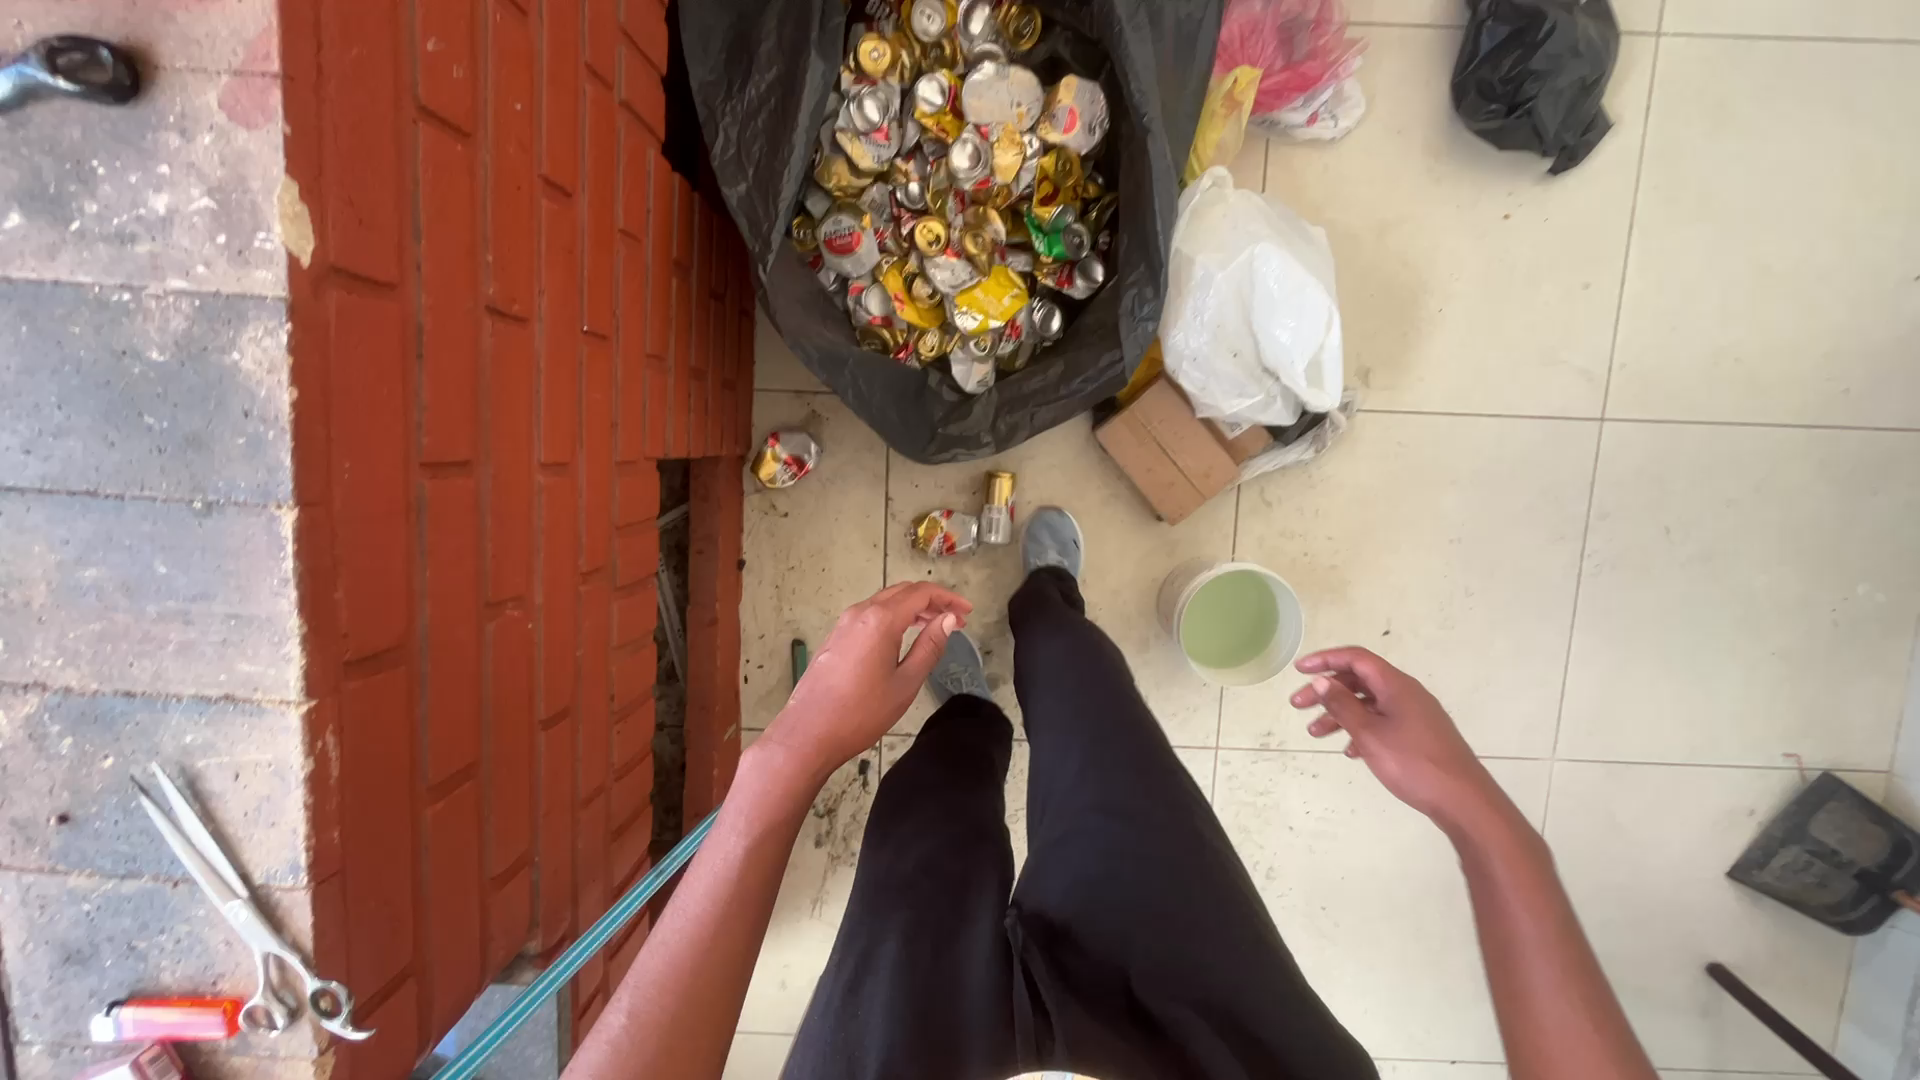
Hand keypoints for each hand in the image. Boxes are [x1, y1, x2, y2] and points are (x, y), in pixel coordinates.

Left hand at [761, 582, 973, 778]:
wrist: (809, 733)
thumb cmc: (862, 712)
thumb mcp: (906, 682)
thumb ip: (930, 646)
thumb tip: (949, 620)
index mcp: (881, 619)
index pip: (921, 593)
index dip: (948, 599)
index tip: (968, 613)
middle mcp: (861, 612)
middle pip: (903, 591)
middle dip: (933, 601)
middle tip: (956, 621)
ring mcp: (844, 623)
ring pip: (885, 602)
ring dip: (913, 608)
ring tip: (935, 627)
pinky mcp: (836, 637)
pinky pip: (871, 614)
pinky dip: (894, 617)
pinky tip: (904, 637)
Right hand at [1290, 647, 1507, 830]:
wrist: (1464, 802)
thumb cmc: (1413, 763)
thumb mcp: (1369, 733)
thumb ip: (1342, 705)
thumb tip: (1321, 680)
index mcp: (1396, 685)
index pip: (1356, 659)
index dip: (1325, 659)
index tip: (1299, 670)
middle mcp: (1406, 694)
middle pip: (1359, 681)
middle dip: (1326, 691)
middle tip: (1298, 706)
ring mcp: (1414, 715)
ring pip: (1368, 704)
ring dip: (1339, 714)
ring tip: (1315, 733)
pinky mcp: (1419, 736)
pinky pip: (1382, 722)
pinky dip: (1360, 730)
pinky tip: (1349, 751)